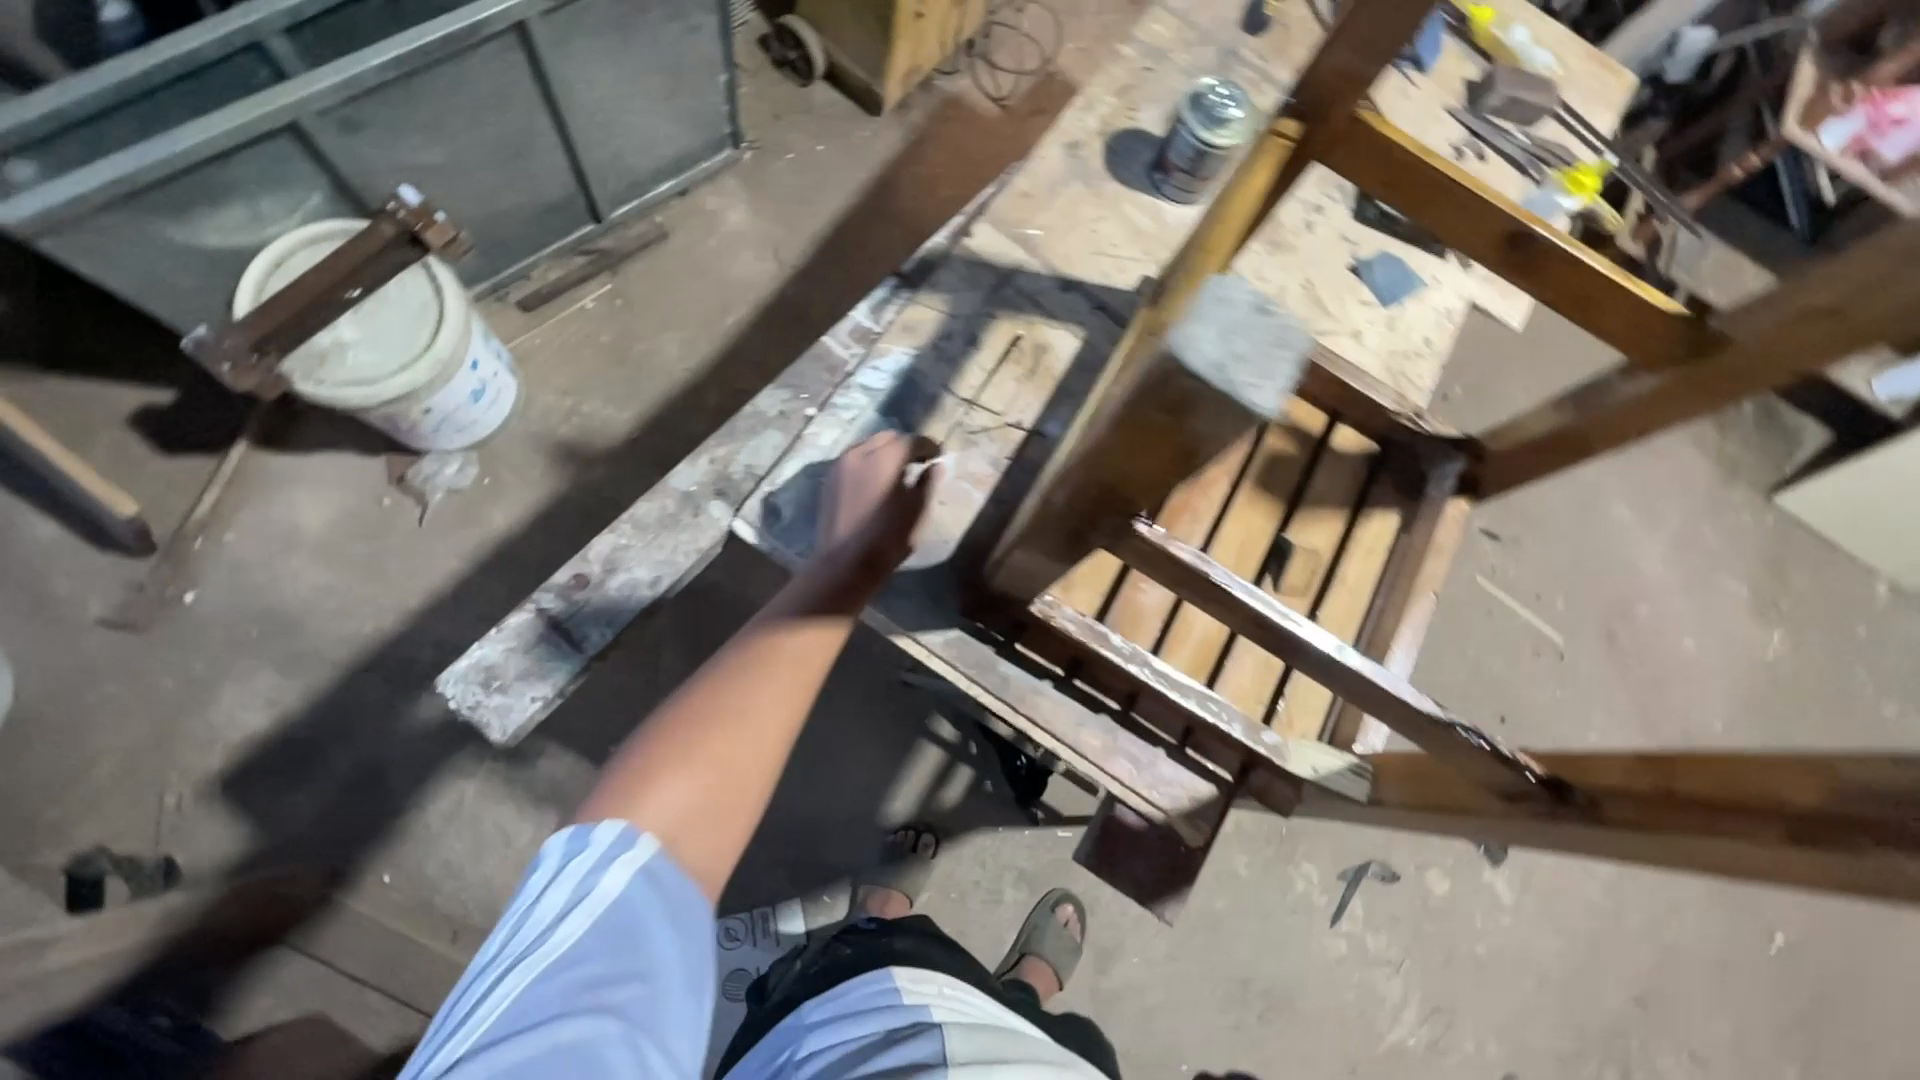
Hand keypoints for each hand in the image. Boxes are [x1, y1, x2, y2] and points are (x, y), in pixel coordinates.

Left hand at [813, 431, 941, 585]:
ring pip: (868, 447)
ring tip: (897, 472)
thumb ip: (928, 483)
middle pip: (887, 438)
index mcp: (885, 458)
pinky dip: (868, 463)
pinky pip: (854, 461)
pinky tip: (876, 481)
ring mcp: (840, 465)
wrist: (845, 563)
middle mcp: (859, 453)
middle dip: (905, 446)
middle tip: (919, 462)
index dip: (928, 446)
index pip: (911, 440)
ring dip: (885, 453)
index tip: (939, 456)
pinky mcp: (829, 479)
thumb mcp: (917, 511)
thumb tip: (935, 466)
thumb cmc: (887, 539)